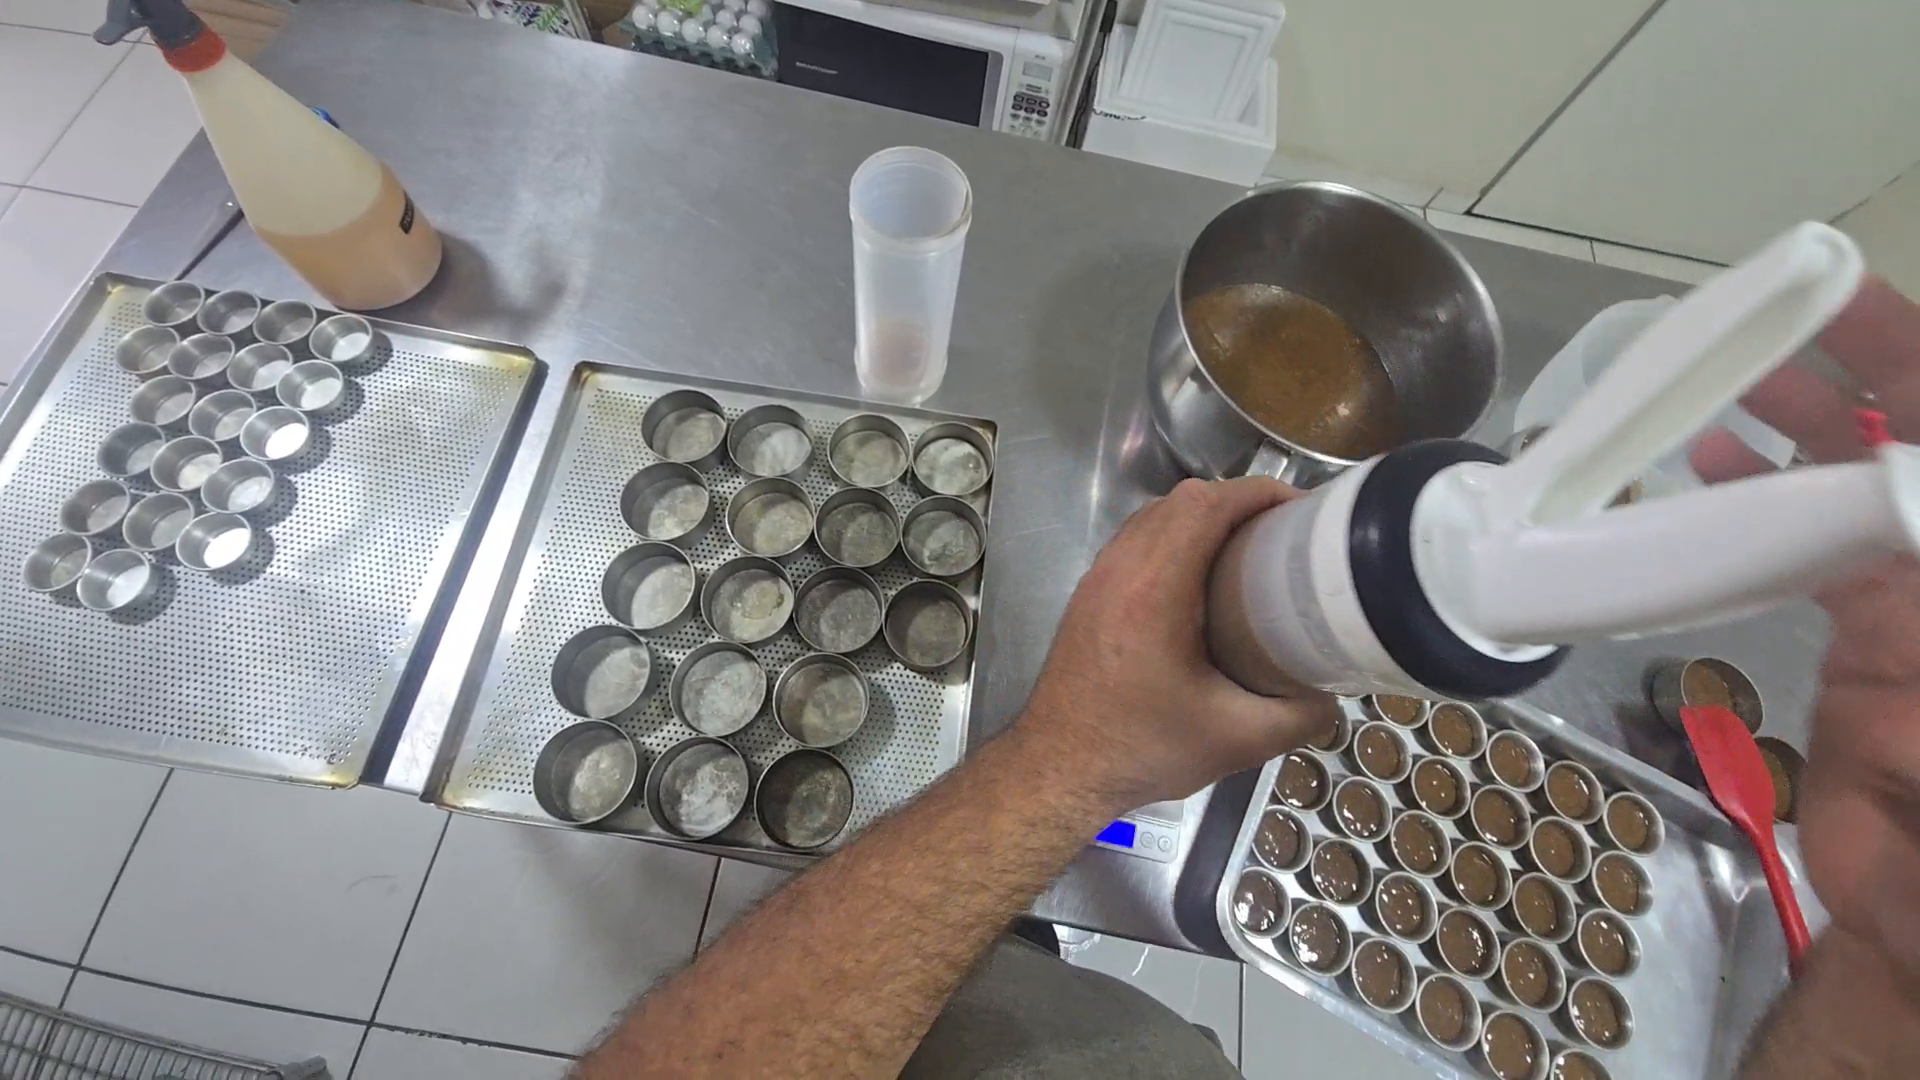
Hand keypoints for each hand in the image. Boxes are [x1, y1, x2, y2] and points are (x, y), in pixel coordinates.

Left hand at [1018, 476, 1341, 809]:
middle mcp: (1119, 569)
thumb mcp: (1238, 740)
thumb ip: (1300, 715)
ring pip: (1151, 517)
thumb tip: (1329, 691)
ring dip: (1199, 517)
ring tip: (1246, 549)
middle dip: (1235, 501)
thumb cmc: (1143, 749)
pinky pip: (1133, 541)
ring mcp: (1096, 579)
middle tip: (1282, 532)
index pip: (1204, 506)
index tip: (1299, 509)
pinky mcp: (1087, 595)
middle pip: (1179, 501)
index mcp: (1153, 588)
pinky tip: (1199, 577)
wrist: (1061, 766)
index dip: (1257, 494)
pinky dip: (1171, 537)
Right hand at [1690, 275, 1919, 974]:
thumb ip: (1906, 582)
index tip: (1847, 302)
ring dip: (1798, 432)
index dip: (1917, 357)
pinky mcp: (1866, 637)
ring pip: (1864, 486)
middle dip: (1861, 375)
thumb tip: (1885, 487)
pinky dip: (1755, 504)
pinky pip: (1811, 547)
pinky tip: (1707, 474)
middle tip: (1769, 331)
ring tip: (1725, 389)